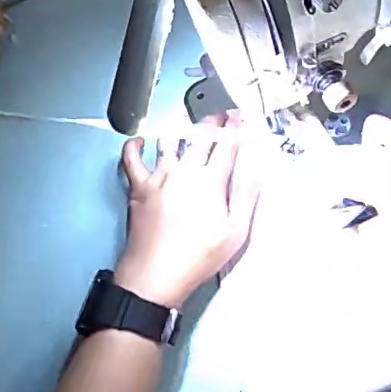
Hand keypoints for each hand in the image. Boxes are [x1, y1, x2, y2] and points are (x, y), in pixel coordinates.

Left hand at [115, 112, 261, 307]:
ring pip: (168, 139)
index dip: (235, 128)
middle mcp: (185, 171)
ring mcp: (159, 176)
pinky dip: (135, 146)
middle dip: (213, 122)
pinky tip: (141, 141)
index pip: (226, 145)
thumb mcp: (235, 233)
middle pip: (200, 136)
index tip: (240, 118)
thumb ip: (247, 197)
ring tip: (187, 123)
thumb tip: (259, 171)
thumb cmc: (198, 257)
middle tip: (220, 115)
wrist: (155, 276)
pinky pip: (131, 158)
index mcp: (211, 181)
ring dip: (180, 128)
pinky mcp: (138, 187)